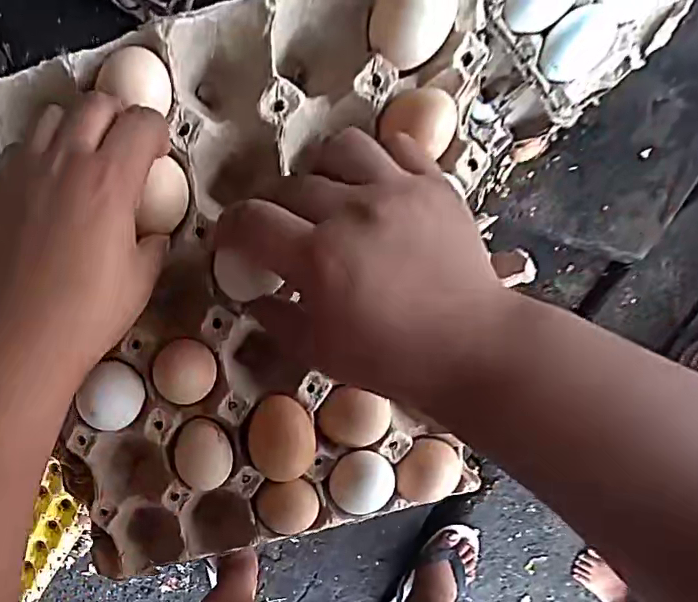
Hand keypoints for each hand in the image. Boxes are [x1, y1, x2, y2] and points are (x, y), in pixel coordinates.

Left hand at [0, 93, 170, 372]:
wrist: (28, 334)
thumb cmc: (91, 313)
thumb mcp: (141, 282)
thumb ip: (153, 245)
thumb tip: (153, 234)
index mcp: (110, 180)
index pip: (141, 123)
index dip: (158, 132)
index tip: (160, 152)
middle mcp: (67, 160)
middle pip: (96, 104)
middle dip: (119, 117)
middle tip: (127, 146)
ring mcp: (28, 169)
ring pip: (55, 116)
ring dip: (78, 126)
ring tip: (86, 157)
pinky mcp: (2, 187)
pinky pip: (25, 147)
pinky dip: (44, 151)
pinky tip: (52, 183)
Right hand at [214, 128, 508, 406]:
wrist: (467, 346)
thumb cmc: (390, 359)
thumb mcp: (321, 352)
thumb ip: (278, 321)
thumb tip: (255, 300)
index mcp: (319, 259)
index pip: (252, 222)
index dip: (230, 228)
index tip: (230, 240)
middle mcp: (353, 212)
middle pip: (291, 186)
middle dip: (273, 209)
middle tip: (279, 233)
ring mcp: (396, 191)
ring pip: (338, 149)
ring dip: (318, 171)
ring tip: (322, 196)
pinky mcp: (432, 184)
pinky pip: (392, 145)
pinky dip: (372, 159)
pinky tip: (368, 186)